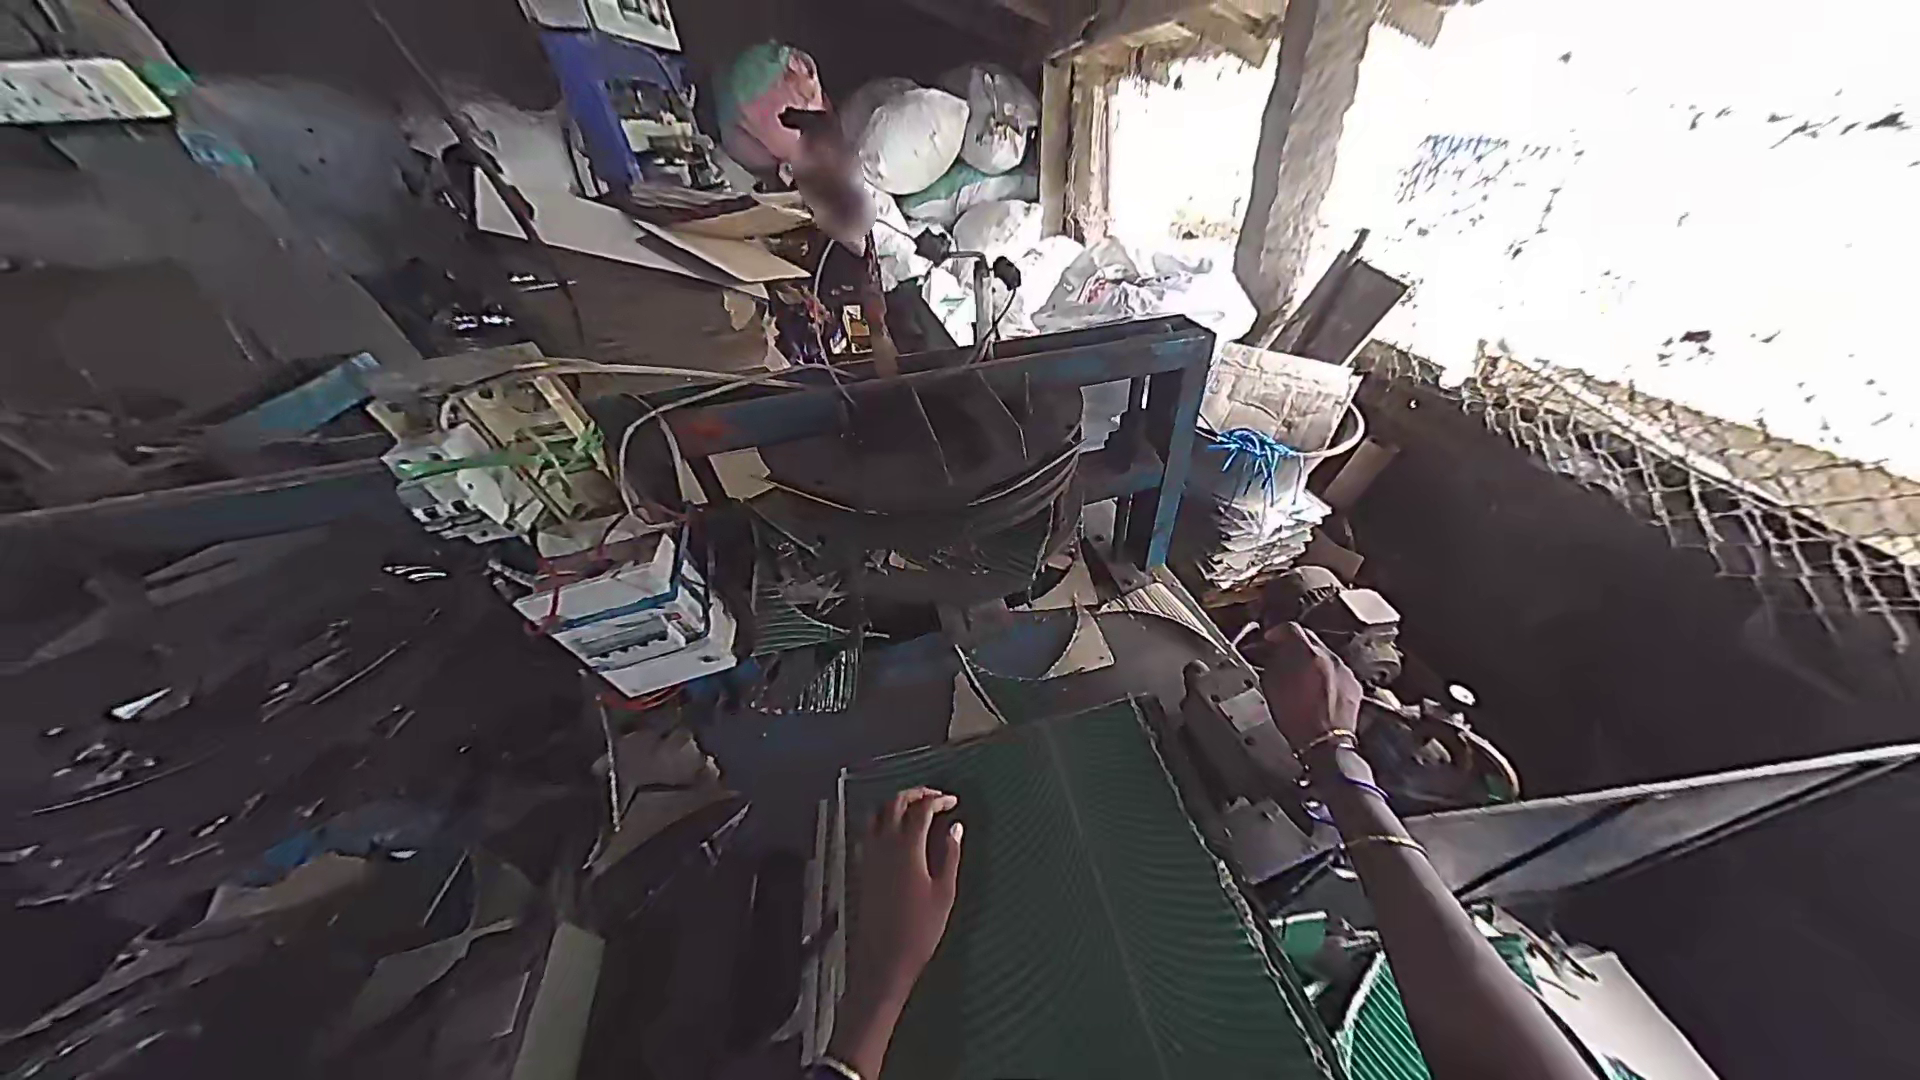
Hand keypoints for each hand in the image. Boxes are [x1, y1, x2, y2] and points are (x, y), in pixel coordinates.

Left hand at [851, 787, 963, 999]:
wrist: (883, 962)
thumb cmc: (919, 931)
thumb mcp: (944, 893)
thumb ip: (950, 855)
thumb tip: (956, 828)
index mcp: (907, 846)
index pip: (922, 808)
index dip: (938, 799)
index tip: (952, 801)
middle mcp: (885, 843)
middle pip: (896, 802)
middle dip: (916, 793)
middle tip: (934, 797)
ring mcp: (869, 853)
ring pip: (878, 811)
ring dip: (897, 802)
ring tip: (915, 807)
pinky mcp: (862, 865)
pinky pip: (869, 829)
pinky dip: (883, 818)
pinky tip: (894, 829)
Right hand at [1257, 623, 1361, 750]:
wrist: (1324, 744)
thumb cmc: (1296, 718)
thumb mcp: (1271, 685)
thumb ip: (1273, 661)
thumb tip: (1273, 652)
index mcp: (1307, 654)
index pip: (1291, 629)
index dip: (1276, 632)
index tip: (1270, 639)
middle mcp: (1330, 658)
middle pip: (1310, 639)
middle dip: (1294, 644)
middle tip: (1280, 654)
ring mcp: (1344, 671)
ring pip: (1324, 655)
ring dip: (1309, 659)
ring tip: (1296, 674)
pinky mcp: (1353, 685)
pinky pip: (1336, 670)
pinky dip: (1324, 674)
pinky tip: (1314, 687)